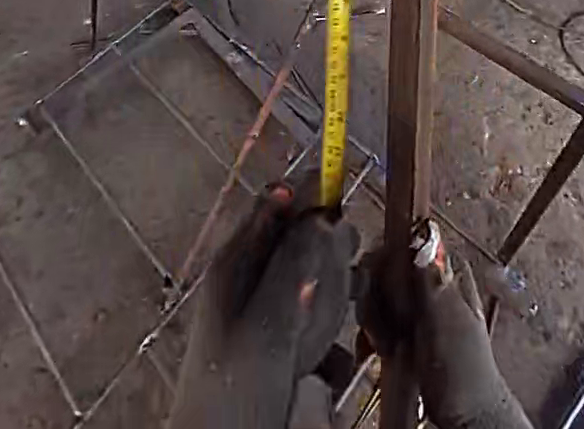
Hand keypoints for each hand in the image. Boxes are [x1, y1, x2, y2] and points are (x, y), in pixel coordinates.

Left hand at [168, 183, 358, 428]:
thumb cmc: (234, 391)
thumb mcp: (267, 323)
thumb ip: (294, 265)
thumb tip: (324, 216)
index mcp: (237, 260)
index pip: (274, 202)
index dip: (308, 193)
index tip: (342, 198)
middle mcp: (251, 277)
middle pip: (299, 236)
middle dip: (329, 246)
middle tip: (349, 263)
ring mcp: (266, 311)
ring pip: (312, 275)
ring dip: (335, 287)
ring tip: (349, 305)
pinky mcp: (281, 344)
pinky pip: (315, 318)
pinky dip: (331, 327)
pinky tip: (335, 358)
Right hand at [358, 223, 531, 428]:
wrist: (466, 423)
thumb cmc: (465, 373)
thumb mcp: (451, 325)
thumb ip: (434, 282)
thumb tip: (425, 234)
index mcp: (448, 273)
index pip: (407, 243)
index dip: (387, 258)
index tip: (375, 280)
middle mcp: (431, 283)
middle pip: (388, 267)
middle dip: (376, 294)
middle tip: (380, 324)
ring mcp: (418, 308)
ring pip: (380, 292)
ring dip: (373, 317)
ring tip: (381, 344)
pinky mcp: (406, 331)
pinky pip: (379, 318)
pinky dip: (372, 332)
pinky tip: (375, 350)